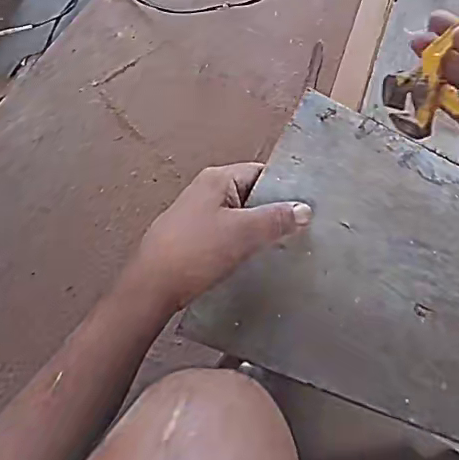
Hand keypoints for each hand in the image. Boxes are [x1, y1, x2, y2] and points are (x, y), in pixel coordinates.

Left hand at [120, 163, 311, 313]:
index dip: (285, 187)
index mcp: (217, 179)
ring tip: (280, 247)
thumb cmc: (193, 252)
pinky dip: (242, 245)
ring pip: (240, 218)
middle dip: (274, 212)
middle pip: (252, 195)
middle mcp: (206, 191)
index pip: (261, 172)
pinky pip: (227, 235)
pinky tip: (253, 261)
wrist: (152, 287)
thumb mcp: (243, 233)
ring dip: (258, 231)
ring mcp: (197, 216)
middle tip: (299, 230)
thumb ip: (276, 219)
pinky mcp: (193, 239)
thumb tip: (303, 209)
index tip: (306, 206)